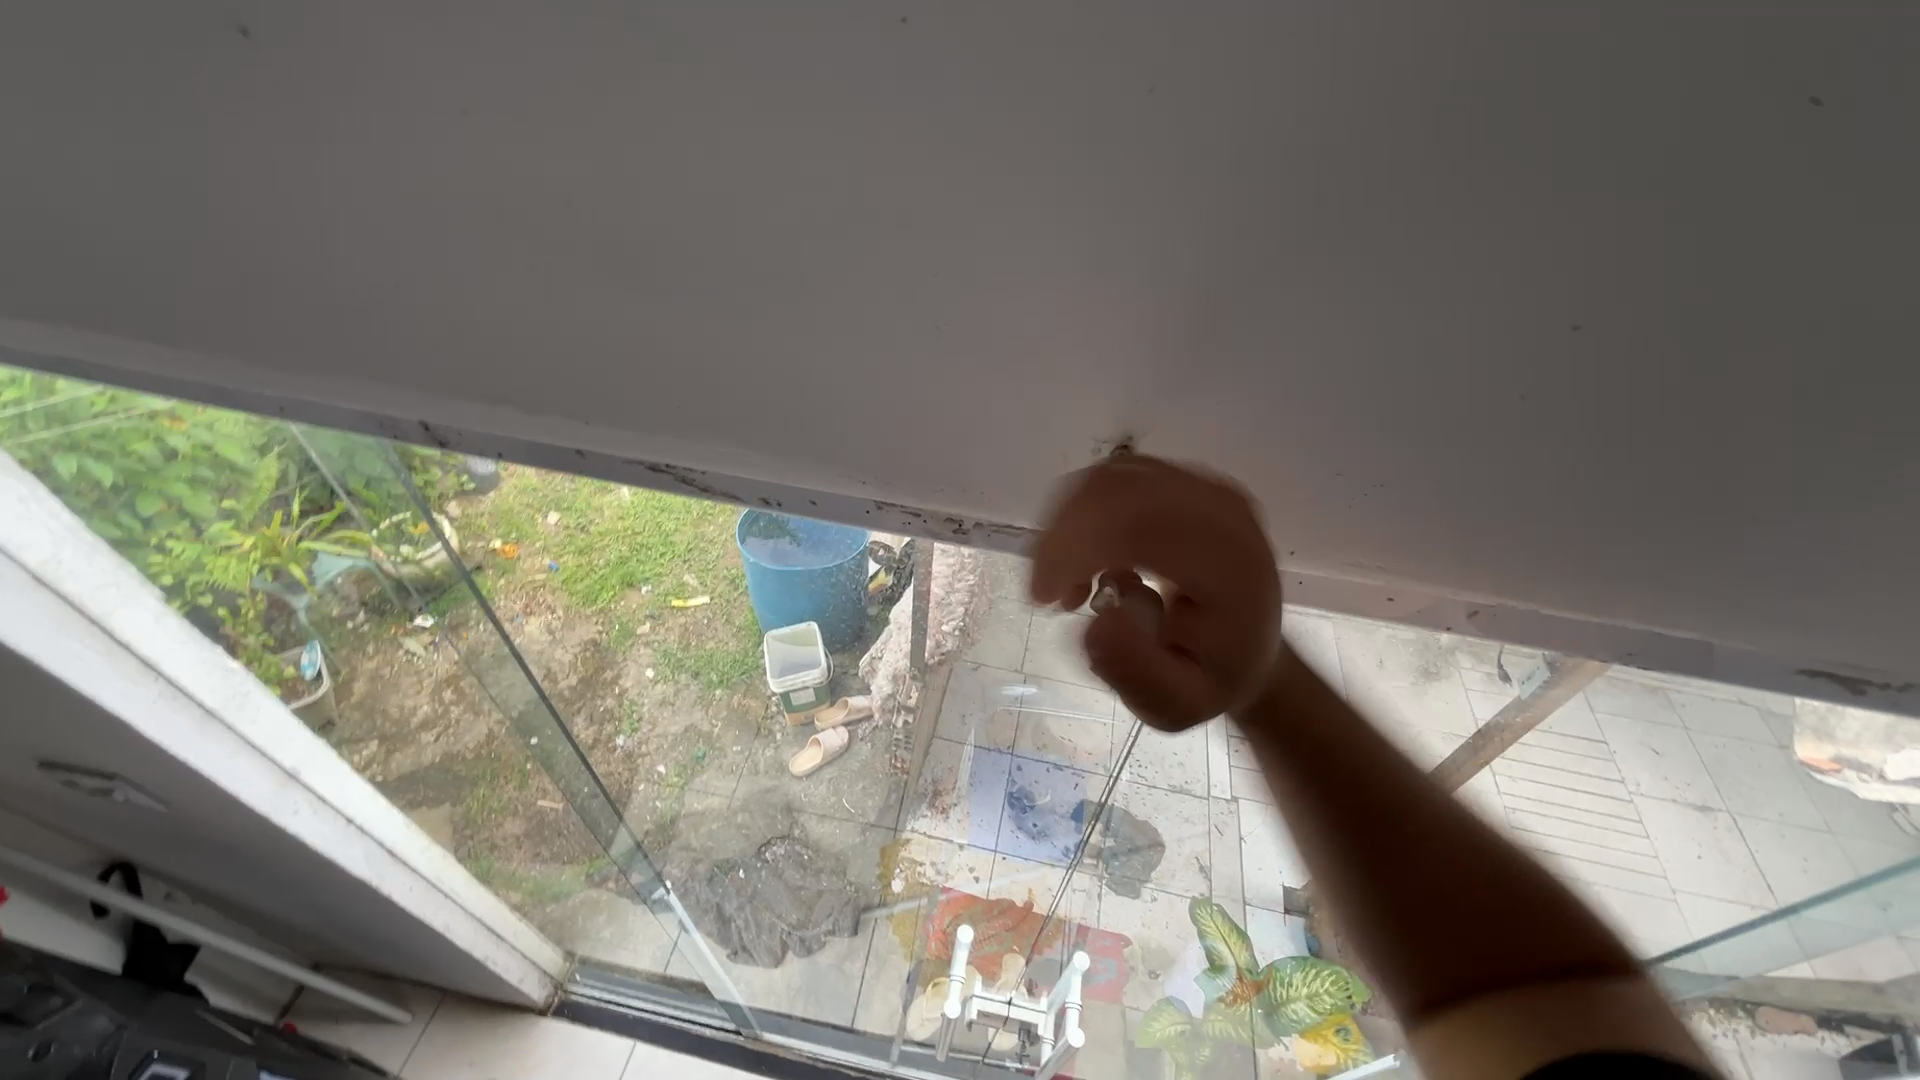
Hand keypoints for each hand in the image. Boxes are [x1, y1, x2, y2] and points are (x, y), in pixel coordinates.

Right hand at [1028, 456, 1283, 730]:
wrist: (1245, 648)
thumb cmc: (1209, 677)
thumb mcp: (1177, 702)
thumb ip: (1138, 672)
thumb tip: (1098, 623)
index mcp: (1231, 564)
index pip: (1140, 527)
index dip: (1077, 552)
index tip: (1044, 598)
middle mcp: (1222, 513)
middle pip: (1119, 493)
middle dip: (1063, 538)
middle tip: (1048, 594)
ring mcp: (1203, 489)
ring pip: (1109, 481)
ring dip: (1069, 527)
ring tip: (1070, 584)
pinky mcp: (1181, 481)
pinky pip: (1114, 480)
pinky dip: (1082, 515)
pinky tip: (1083, 560)